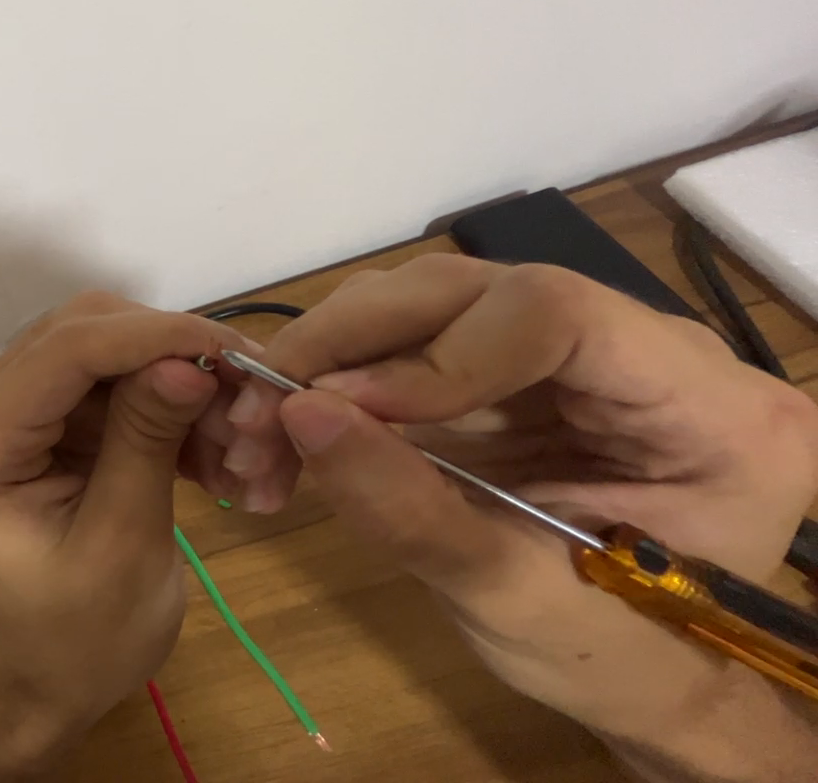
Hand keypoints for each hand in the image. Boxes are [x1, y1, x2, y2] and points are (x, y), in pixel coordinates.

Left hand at [0, 292, 240, 776]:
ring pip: (112, 348)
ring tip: (240, 452)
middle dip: (173, 357)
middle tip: (250, 411)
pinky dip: (175, 406)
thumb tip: (187, 361)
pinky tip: (216, 457)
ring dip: (183, 384)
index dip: (150, 337)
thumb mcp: (121, 546)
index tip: (237, 354)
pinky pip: (121, 380)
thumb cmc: (79, 633)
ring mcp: (19, 404)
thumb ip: (144, 442)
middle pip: (86, 332)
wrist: (55, 667)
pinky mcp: (54, 414)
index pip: (64, 351)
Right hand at [246, 255, 817, 779]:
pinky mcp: (479, 361)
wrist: (621, 665)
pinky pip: (377, 340)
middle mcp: (626, 345)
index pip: (550, 314)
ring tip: (257, 433)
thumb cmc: (606, 654)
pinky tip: (279, 432)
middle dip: (337, 345)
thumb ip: (408, 509)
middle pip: (454, 291)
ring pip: (401, 303)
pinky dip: (312, 380)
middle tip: (258, 411)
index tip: (339, 411)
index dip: (433, 352)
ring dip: (310, 360)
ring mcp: (543, 347)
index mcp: (699, 404)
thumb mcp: (512, 601)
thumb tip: (295, 409)